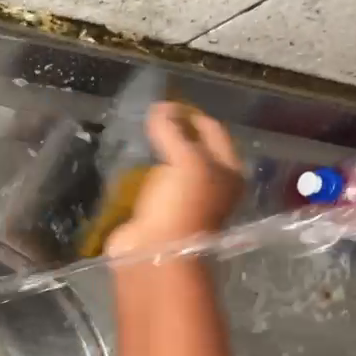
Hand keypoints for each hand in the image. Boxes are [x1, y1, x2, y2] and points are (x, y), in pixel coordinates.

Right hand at [104, 103, 244, 257]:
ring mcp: (182, 198)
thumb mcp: (185, 161)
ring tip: (137, 136)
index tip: (163, 103)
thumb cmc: (181, 205)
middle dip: (174, 131)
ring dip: (156, 152)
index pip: (212, 130)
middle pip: (193, 147)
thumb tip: (159, 107)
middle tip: (149, 118)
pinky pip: (150, 183)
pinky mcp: (157, 211)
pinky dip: (140, 172)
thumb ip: (173, 132)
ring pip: (170, 166)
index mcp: (227, 171)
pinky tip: (128, 164)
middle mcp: (209, 183)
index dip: (190, 113)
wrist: (156, 252)